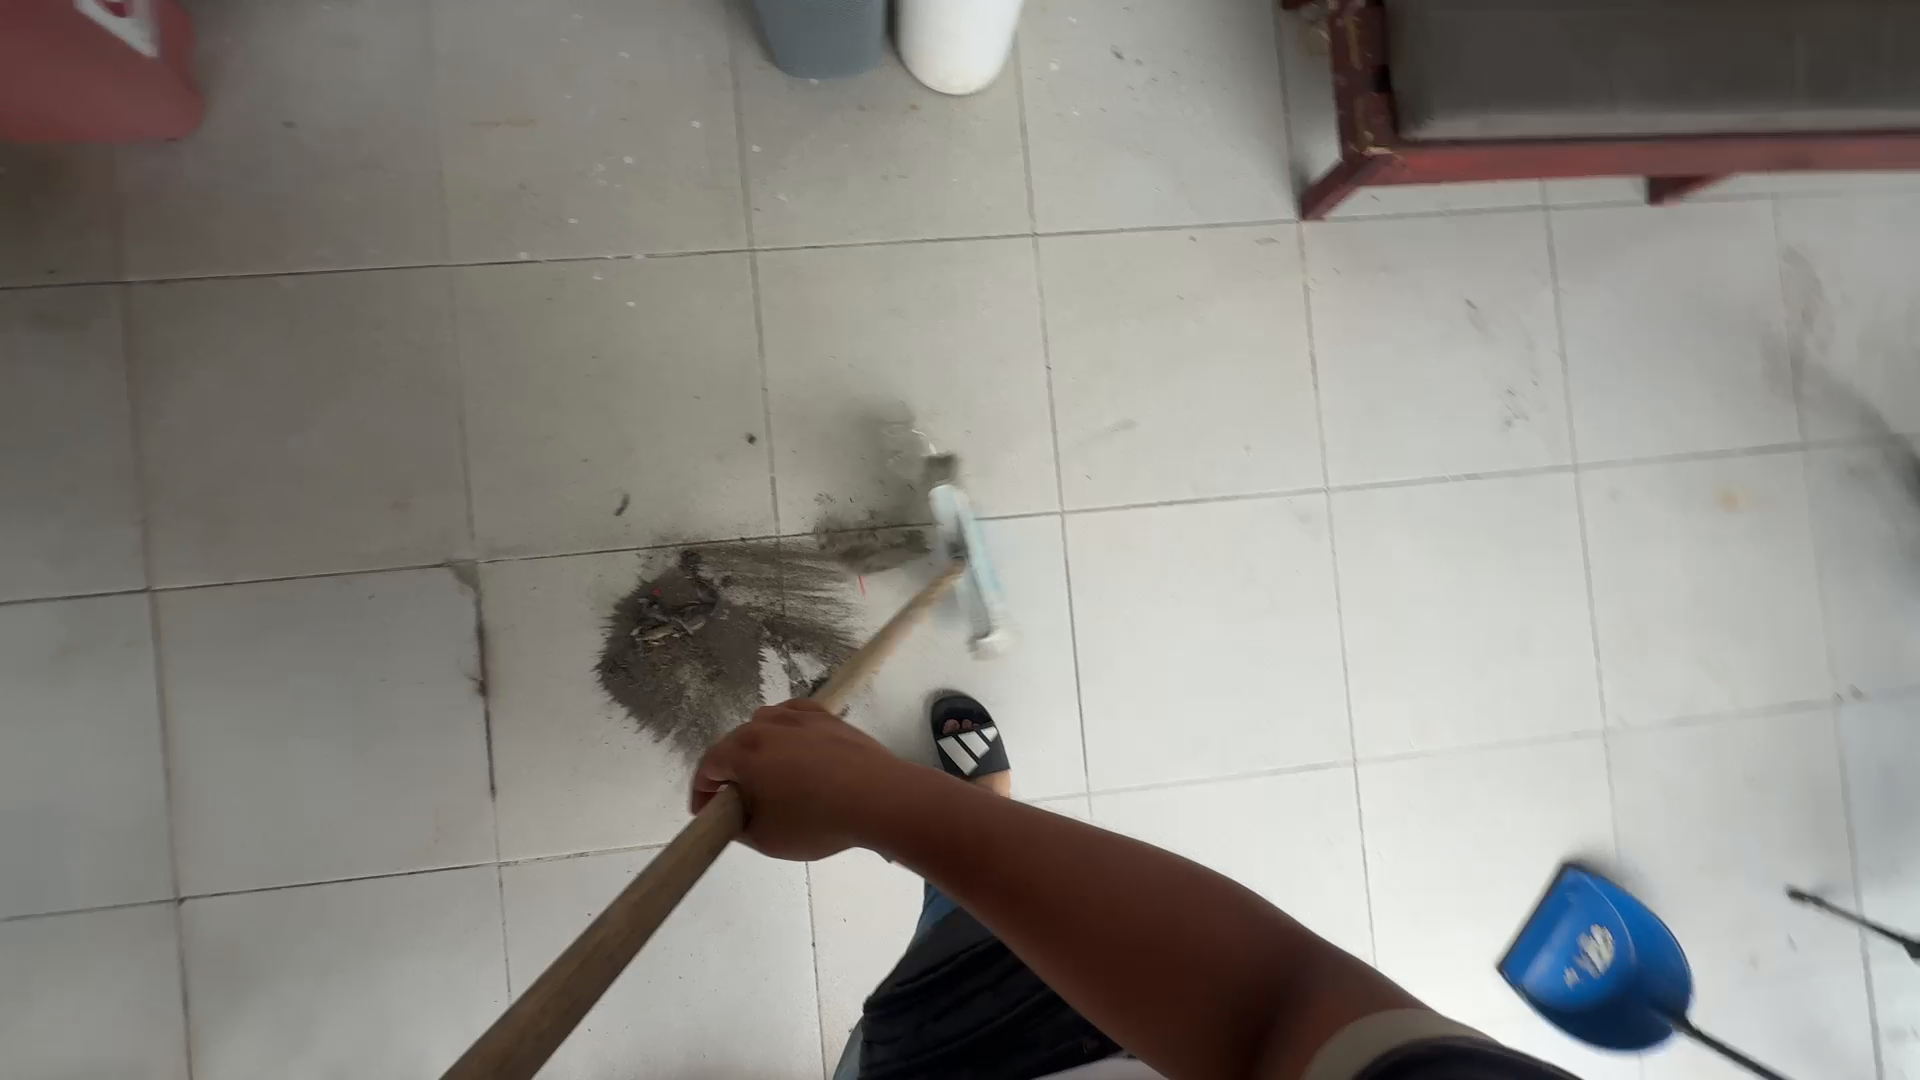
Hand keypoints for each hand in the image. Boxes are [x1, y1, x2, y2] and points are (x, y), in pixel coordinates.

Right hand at [691, 699, 908, 860]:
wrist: (878, 796)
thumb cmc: (816, 820)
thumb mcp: (765, 838)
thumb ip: (739, 826)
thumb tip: (736, 815)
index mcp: (745, 750)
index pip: (708, 765)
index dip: (702, 792)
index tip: (707, 813)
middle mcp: (768, 724)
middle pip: (735, 743)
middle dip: (730, 771)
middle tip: (739, 801)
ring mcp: (801, 716)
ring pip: (765, 724)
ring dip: (757, 748)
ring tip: (769, 776)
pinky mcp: (829, 718)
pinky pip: (796, 716)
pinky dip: (787, 730)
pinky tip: (795, 748)